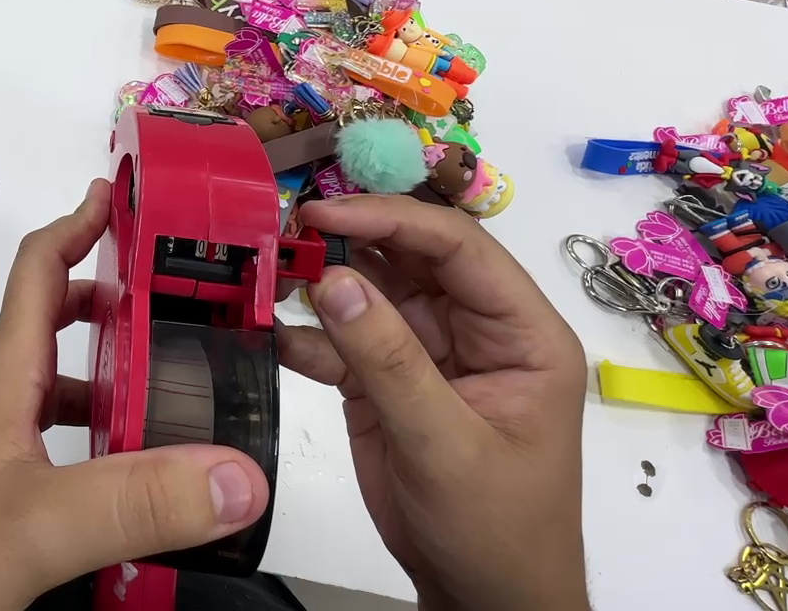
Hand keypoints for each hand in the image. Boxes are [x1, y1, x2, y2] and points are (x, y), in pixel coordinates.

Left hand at [0, 181, 270, 610]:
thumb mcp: (39, 525)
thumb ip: (139, 501)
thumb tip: (241, 473)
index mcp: (4, 374)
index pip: (40, 268)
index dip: (79, 223)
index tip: (122, 196)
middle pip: (58, 320)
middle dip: (115, 300)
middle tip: (180, 305)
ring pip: (61, 384)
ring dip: (112, 375)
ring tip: (177, 392)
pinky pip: (57, 438)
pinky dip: (99, 437)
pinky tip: (132, 475)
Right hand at [279, 195, 588, 610]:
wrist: (476, 596)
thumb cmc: (494, 527)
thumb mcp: (446, 444)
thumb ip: (388, 360)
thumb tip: (332, 280)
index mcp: (518, 330)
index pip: (458, 247)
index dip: (392, 218)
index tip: (324, 214)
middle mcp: (470, 324)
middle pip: (406, 255)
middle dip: (348, 239)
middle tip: (287, 232)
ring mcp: (421, 345)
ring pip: (366, 286)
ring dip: (318, 279)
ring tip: (270, 272)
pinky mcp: (380, 370)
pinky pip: (337, 333)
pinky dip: (303, 333)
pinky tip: (274, 335)